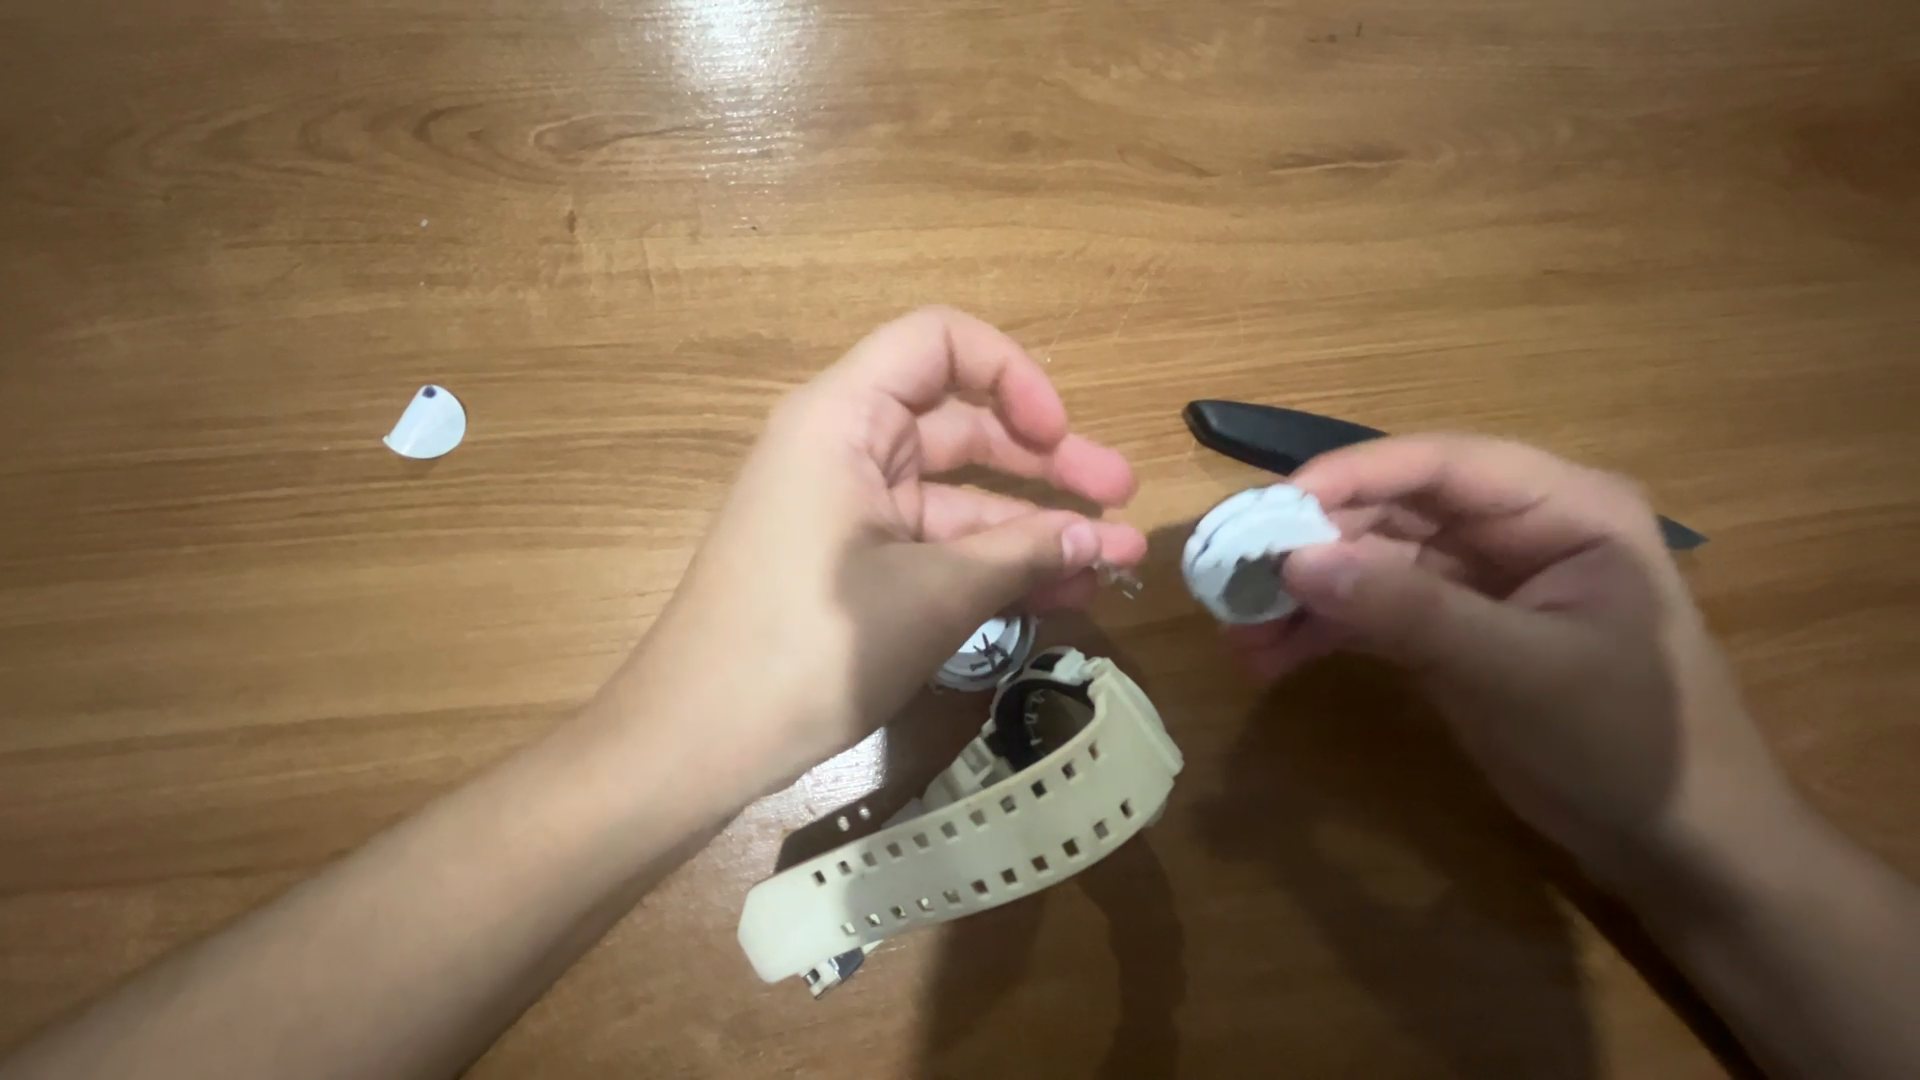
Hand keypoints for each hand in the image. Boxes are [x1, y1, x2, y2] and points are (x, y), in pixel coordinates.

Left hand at [628, 308, 1145, 795]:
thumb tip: (1103, 541)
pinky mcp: (853, 565)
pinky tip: (1060, 593)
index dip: (1012, 375)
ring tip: (1115, 563)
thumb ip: (1024, 555)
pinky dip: (990, 566)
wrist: (696, 743)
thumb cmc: (810, 648)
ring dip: (1032, 530)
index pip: (940, 344)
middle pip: (962, 427)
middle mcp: (845, 449)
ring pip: (957, 499)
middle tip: (1123, 498)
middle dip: (1048, 464)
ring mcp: (849, 512)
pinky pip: (934, 547)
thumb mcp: (934, 595)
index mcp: (843, 418)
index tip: (1059, 434)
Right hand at [1226, 435, 1797, 890]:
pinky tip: (1268, 658)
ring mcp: (1470, 579)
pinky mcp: (1441, 627)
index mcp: (1559, 509)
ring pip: (1363, 562)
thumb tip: (1295, 563)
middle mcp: (1508, 529)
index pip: (1437, 464)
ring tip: (1238, 633)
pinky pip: (1364, 611)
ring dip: (1299, 595)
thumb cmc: (1629, 743)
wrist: (1677, 847)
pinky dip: (1315, 630)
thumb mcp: (1517, 670)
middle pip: (1385, 512)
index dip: (1348, 476)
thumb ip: (1408, 610)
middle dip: (1307, 546)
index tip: (1269, 509)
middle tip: (1232, 578)